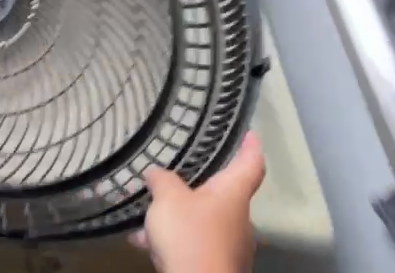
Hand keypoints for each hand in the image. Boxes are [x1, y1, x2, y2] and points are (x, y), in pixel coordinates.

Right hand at [132, 133, 265, 272]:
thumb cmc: (190, 235)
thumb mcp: (167, 196)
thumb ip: (161, 178)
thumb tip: (158, 174)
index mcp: (232, 196)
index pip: (250, 165)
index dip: (251, 147)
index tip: (252, 133)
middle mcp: (237, 219)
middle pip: (219, 194)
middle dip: (192, 187)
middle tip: (167, 178)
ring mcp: (230, 246)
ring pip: (199, 220)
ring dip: (174, 216)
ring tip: (143, 216)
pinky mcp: (216, 265)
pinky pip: (191, 243)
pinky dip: (170, 238)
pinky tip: (143, 241)